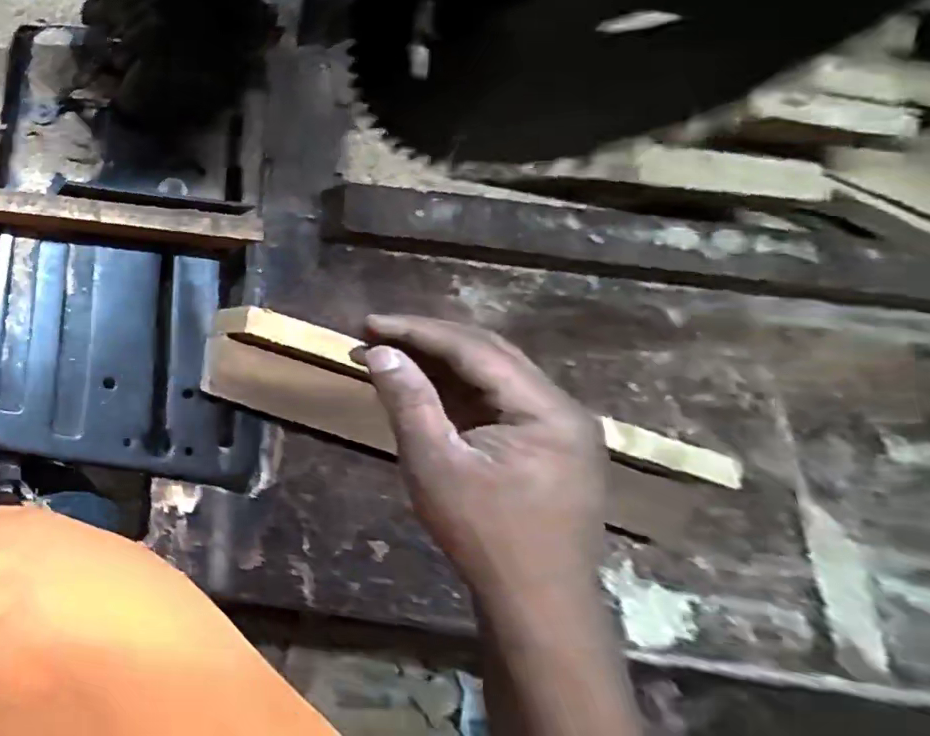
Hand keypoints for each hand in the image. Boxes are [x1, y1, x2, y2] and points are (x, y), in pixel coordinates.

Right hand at [351, 315, 606, 609]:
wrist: (537, 606)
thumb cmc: (484, 533)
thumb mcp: (434, 462)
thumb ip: (408, 399)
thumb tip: (379, 350)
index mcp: (546, 410)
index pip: (474, 348)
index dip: (416, 330)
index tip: (368, 324)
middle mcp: (561, 409)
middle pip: (487, 352)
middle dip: (426, 339)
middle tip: (373, 334)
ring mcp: (558, 428)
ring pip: (491, 372)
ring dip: (438, 361)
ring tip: (387, 354)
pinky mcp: (546, 444)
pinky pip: (495, 398)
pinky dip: (454, 386)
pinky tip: (419, 385)